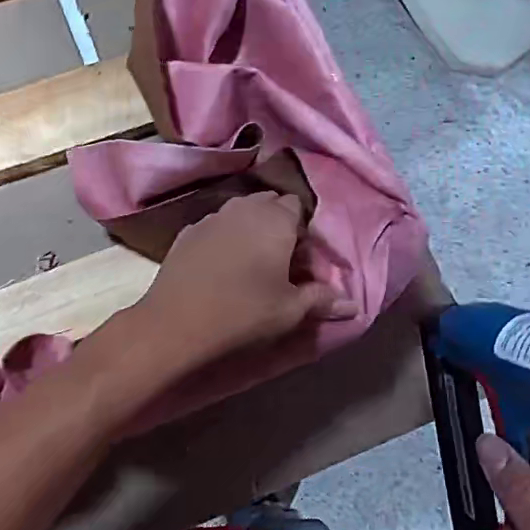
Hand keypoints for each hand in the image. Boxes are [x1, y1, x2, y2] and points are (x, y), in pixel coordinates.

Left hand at [131, 192, 356, 367]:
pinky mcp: (185, 233)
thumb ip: (321, 300)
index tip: (302, 264)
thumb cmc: (244, 313)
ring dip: (250, 232)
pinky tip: (220, 270)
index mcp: (275, 218)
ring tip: (251, 267)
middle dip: (279, 227)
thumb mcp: (290, 310)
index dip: (303, 233)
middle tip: (281, 264)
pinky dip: (224, 241)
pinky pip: (215, 228)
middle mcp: (243, 208)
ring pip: (240, 215)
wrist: (176, 324)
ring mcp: (210, 217)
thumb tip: (352, 305)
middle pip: (268, 205)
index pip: (298, 207)